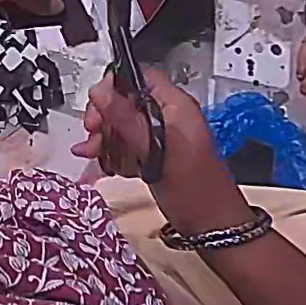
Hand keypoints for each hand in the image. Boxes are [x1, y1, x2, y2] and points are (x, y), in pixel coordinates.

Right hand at [72, 72, 252, 234]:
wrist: (211, 227)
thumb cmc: (196, 189)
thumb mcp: (155, 150)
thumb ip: (126, 119)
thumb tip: (100, 91)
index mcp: (174, 105)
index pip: (138, 76)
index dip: (113, 86)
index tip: (98, 106)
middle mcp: (166, 116)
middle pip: (123, 100)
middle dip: (104, 117)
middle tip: (94, 132)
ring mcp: (158, 135)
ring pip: (120, 123)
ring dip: (103, 138)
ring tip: (95, 152)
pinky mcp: (151, 154)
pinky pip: (124, 144)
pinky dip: (111, 152)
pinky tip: (104, 162)